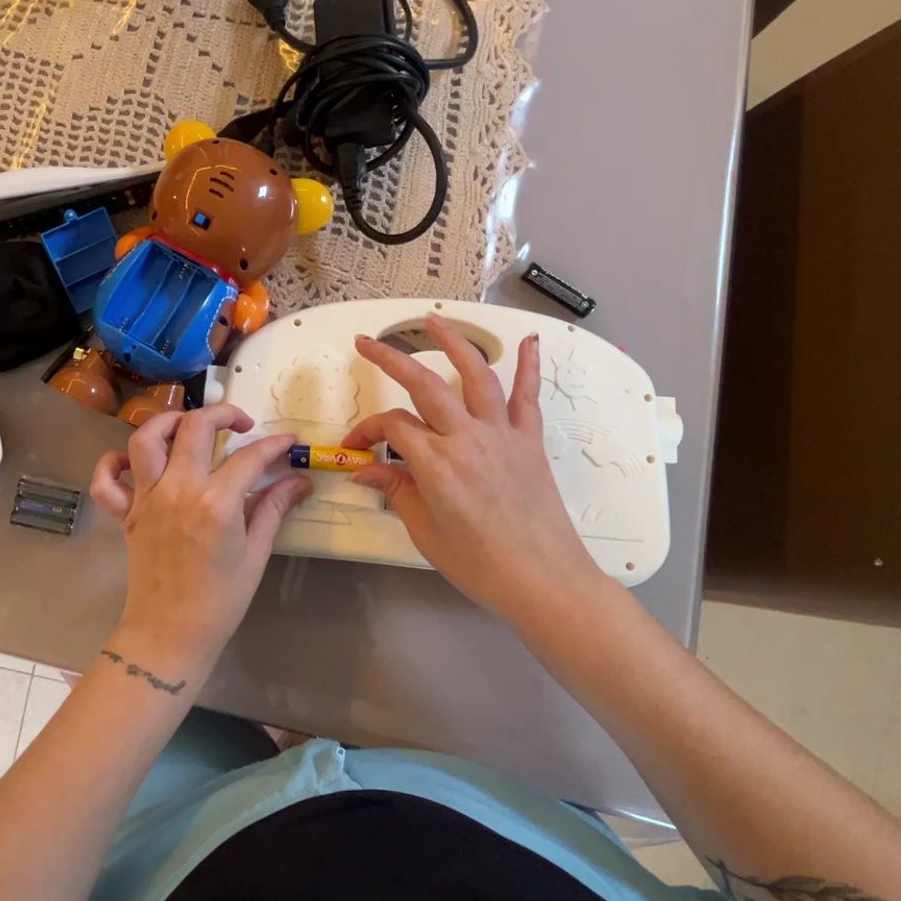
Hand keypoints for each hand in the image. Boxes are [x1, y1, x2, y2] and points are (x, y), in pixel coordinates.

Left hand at [90, 405, 312, 671]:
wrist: (171, 633)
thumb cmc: (221, 599)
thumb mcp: (255, 553)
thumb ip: (274, 509)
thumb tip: (299, 481)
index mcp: (217, 502)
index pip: (249, 457)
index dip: (273, 444)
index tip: (286, 441)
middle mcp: (178, 489)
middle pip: (195, 427)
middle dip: (223, 413)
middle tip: (241, 424)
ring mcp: (147, 499)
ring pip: (146, 438)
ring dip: (166, 421)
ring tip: (187, 426)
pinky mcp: (125, 514)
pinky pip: (106, 480)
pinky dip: (112, 463)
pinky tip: (131, 462)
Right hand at [342, 314, 599, 621]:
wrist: (543, 580)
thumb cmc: (479, 564)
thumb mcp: (425, 530)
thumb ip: (396, 490)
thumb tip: (364, 471)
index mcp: (436, 464)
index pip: (392, 428)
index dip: (367, 432)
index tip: (357, 449)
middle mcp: (467, 438)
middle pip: (424, 384)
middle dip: (391, 357)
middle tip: (367, 342)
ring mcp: (502, 435)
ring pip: (476, 376)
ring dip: (454, 343)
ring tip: (434, 320)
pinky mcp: (529, 441)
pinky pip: (528, 397)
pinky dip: (530, 367)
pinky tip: (530, 342)